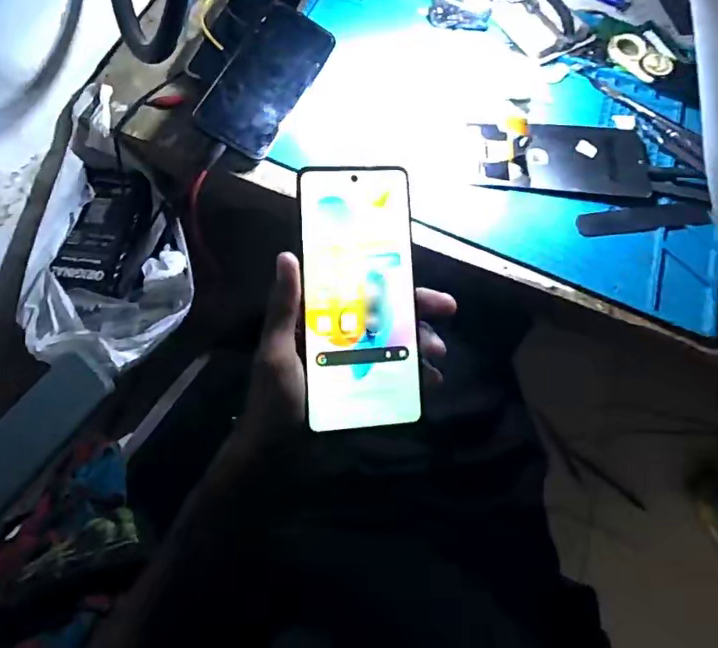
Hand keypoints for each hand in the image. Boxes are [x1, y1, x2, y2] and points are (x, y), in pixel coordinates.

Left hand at [234, 252, 458, 450]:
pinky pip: (393, 379)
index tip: (415, 280)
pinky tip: (431, 381)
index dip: (382, 283)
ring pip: (390, 345)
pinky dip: (414, 377)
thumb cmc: (272, 401)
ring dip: (417, 344)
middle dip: (411, 313)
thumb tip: (286, 256)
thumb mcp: (276, 351)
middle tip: (444, 312)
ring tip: (436, 352)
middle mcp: (332, 339)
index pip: (350, 291)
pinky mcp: (360, 394)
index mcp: (310, 322)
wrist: (277, 460)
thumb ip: (284, 306)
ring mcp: (348, 368)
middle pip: (377, 317)